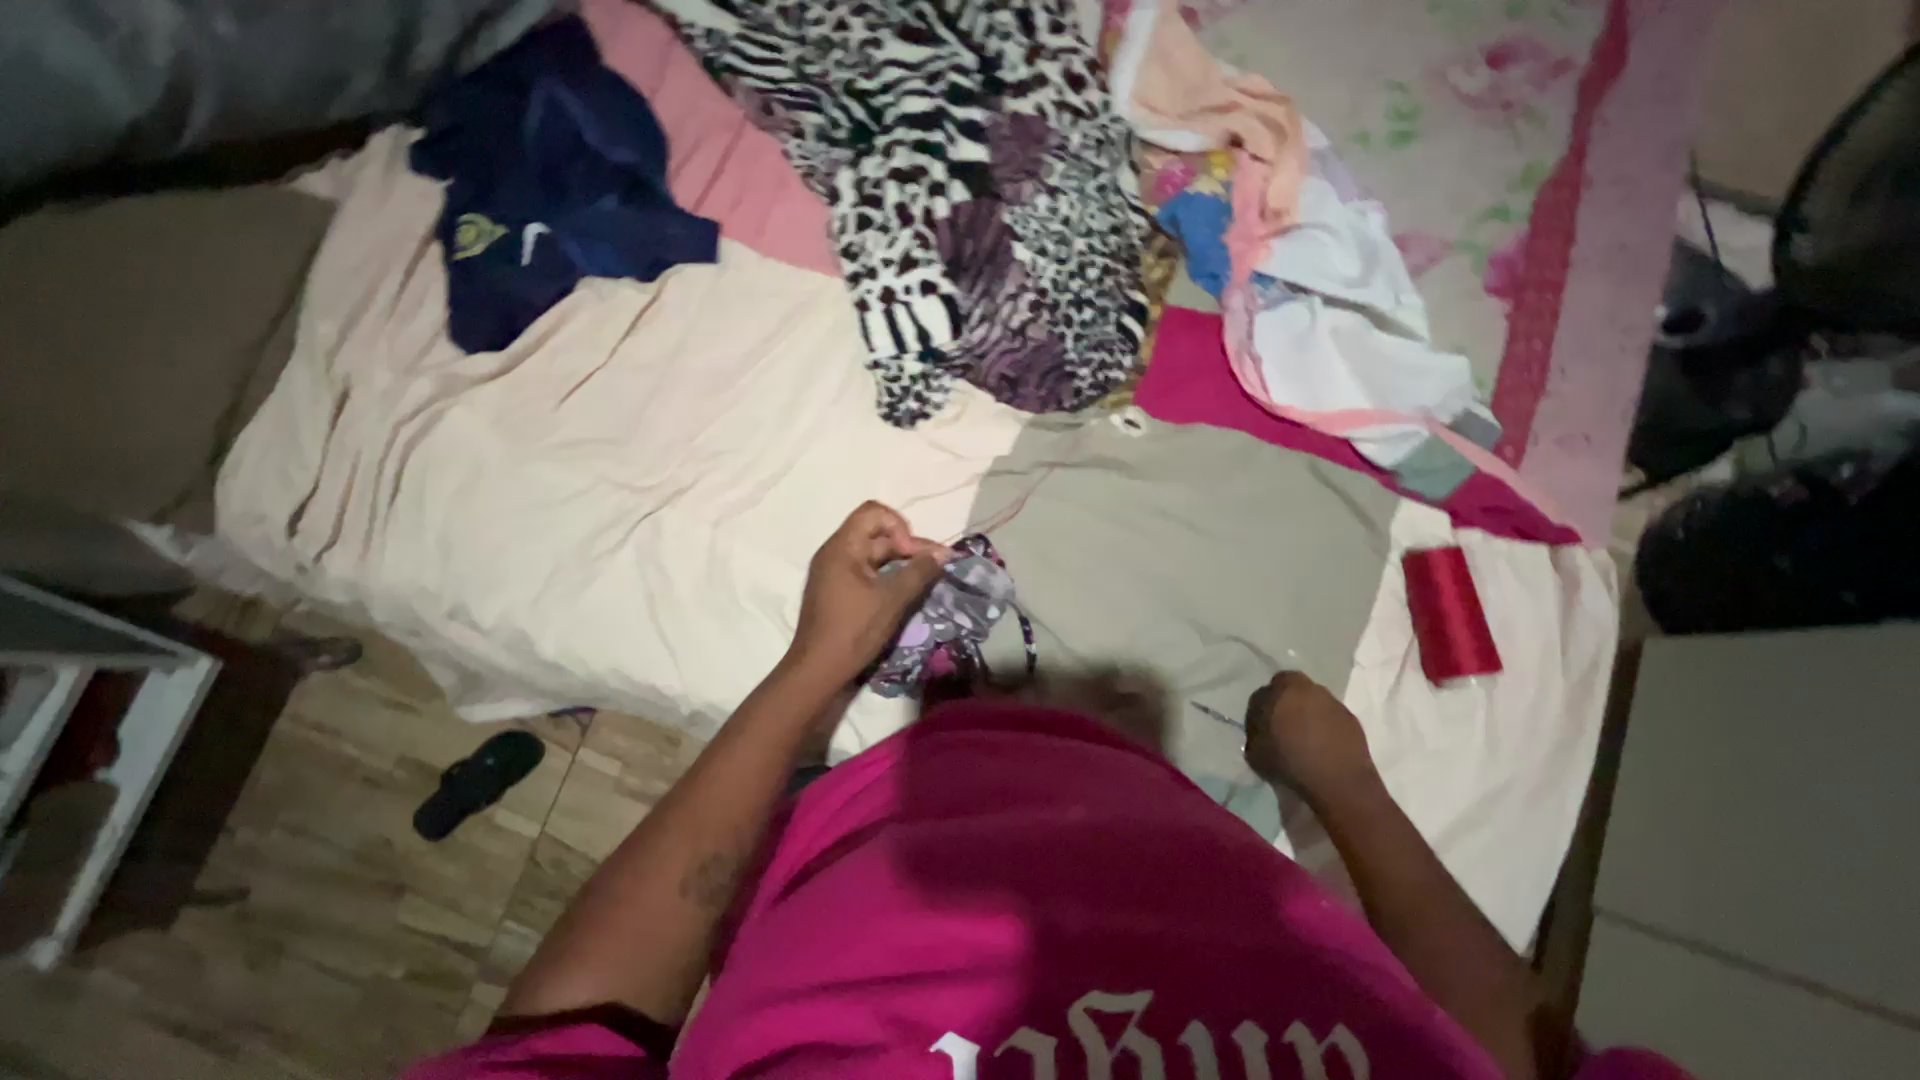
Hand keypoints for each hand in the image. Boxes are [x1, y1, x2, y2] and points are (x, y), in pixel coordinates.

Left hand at [785, 501, 949, 685]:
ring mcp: (834, 574)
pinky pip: (867, 573)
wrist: (818, 672)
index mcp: (842, 547)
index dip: (900, 527)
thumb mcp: (892, 600)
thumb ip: (919, 572)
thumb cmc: (853, 631)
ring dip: (901, 563)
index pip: (874, 513)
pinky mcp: (838, 593)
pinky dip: (888, 577)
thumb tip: (943, 553)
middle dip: (908, 547)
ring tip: (926, 580)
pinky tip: (906, 593)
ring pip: (874, 556)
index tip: (913, 555)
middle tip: (936, 567)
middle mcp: (835, 554)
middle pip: (876, 534)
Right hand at [1243, 671, 1377, 804]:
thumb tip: (1261, 730)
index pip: (1263, 693)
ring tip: (1305, 740)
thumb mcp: (1254, 752)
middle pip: (1292, 690)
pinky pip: (1331, 718)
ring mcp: (1333, 702)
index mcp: (1280, 690)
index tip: (1262, 727)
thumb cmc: (1289, 763)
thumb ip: (1255, 732)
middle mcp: (1308, 688)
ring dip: (1308, 714)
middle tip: (1283, 728)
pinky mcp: (1351, 719)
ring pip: (1314, 702)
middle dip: (1286, 704)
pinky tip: (1323, 747)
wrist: (1338, 781)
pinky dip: (1326, 727)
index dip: (1260, 710)